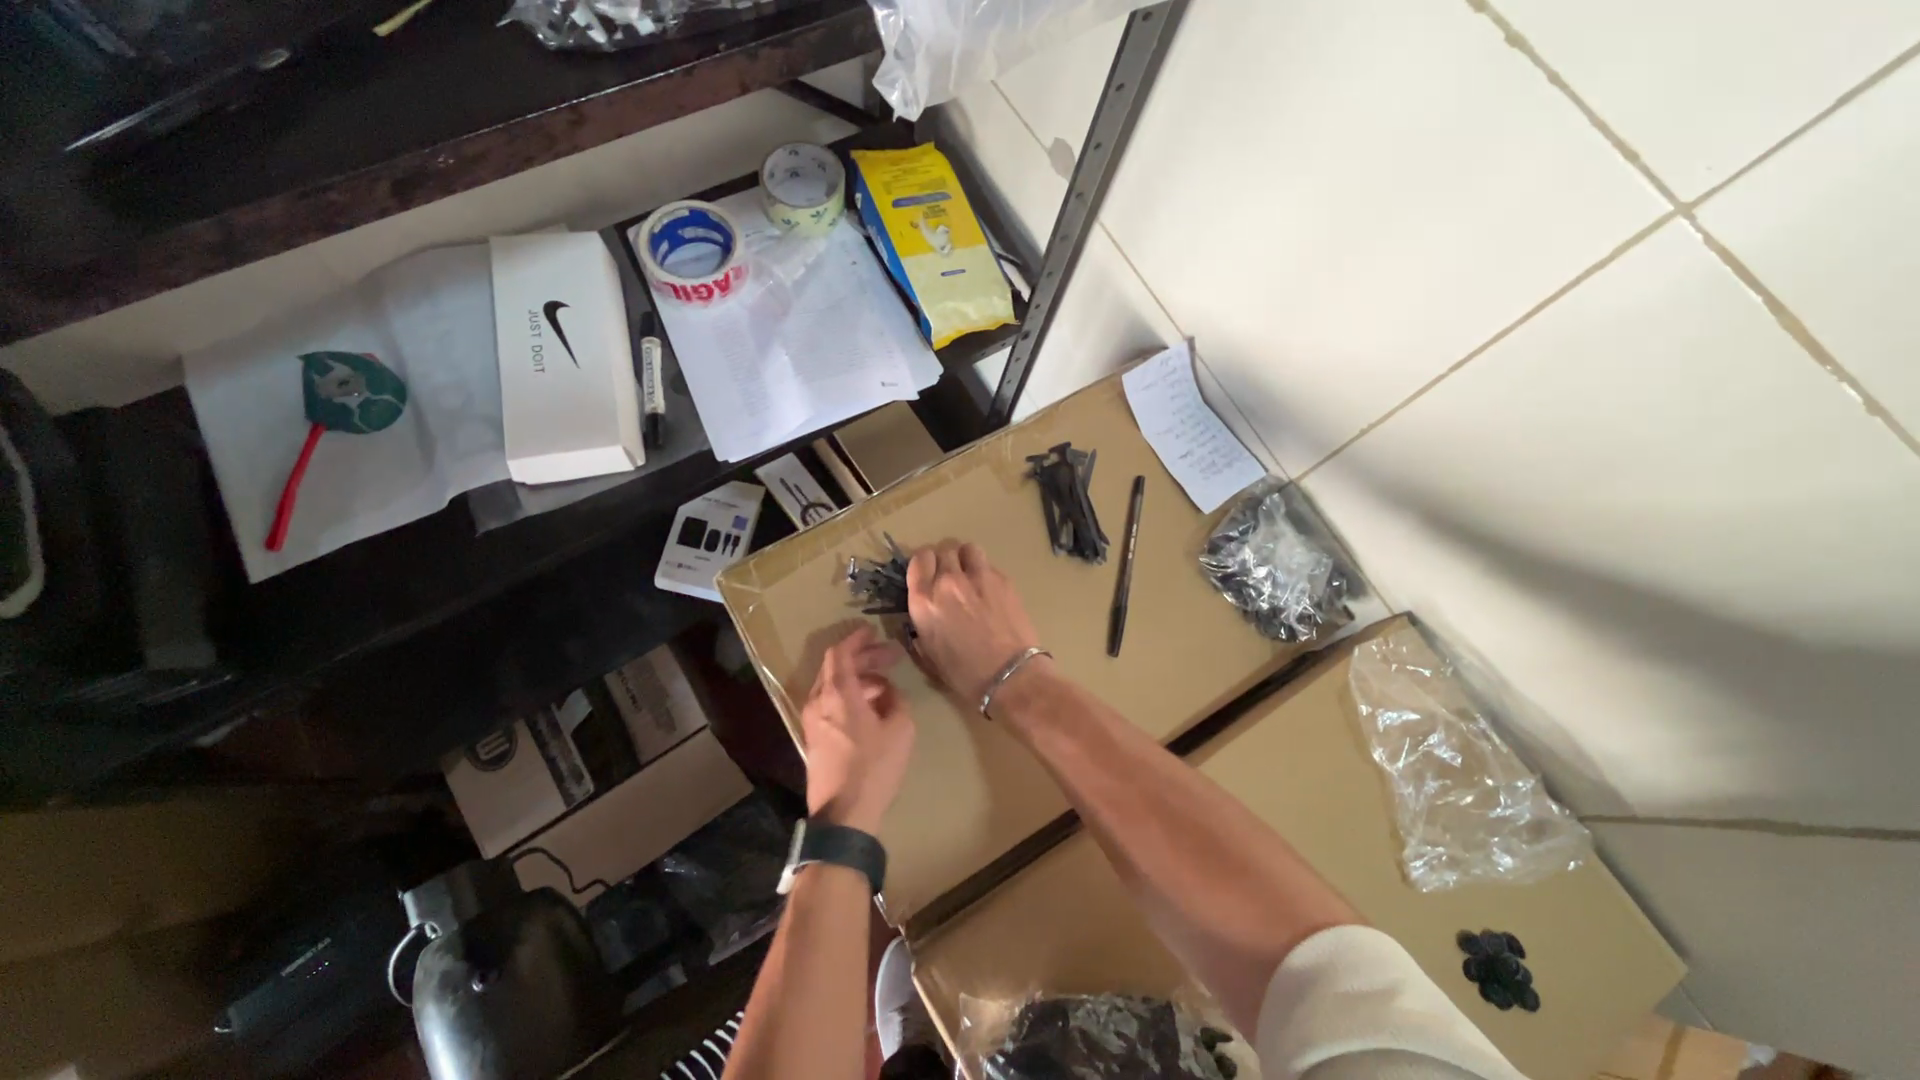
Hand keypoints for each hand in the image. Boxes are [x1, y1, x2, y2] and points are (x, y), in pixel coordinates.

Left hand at [801, 624, 913, 833]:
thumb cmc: (874, 768)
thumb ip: (896, 701)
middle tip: (891, 658)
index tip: (873, 631)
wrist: (843, 814)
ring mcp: (812, 721)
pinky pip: (830, 705)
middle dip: (864, 659)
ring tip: (885, 685)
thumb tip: (888, 692)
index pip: (841, 653)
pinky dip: (849, 697)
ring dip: (857, 679)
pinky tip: (871, 708)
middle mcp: (818, 702)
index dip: (857, 639)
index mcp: (837, 693)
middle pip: (836, 668)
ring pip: (832, 687)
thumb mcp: (900, 729)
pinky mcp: (814, 739)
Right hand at [906, 541, 1043, 707]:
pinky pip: (988, 564)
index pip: (918, 559)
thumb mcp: (928, 652)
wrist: (1009, 676)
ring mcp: (977, 577)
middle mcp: (948, 582)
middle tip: (950, 576)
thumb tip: (924, 611)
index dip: (923, 564)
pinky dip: (985, 571)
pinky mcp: (1003, 579)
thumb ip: (921, 624)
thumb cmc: (964, 674)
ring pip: (967, 548)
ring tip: (970, 574)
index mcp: (924, 601)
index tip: (928, 573)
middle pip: (943, 549)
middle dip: (944, 559)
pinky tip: (989, 590)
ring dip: (965, 558)